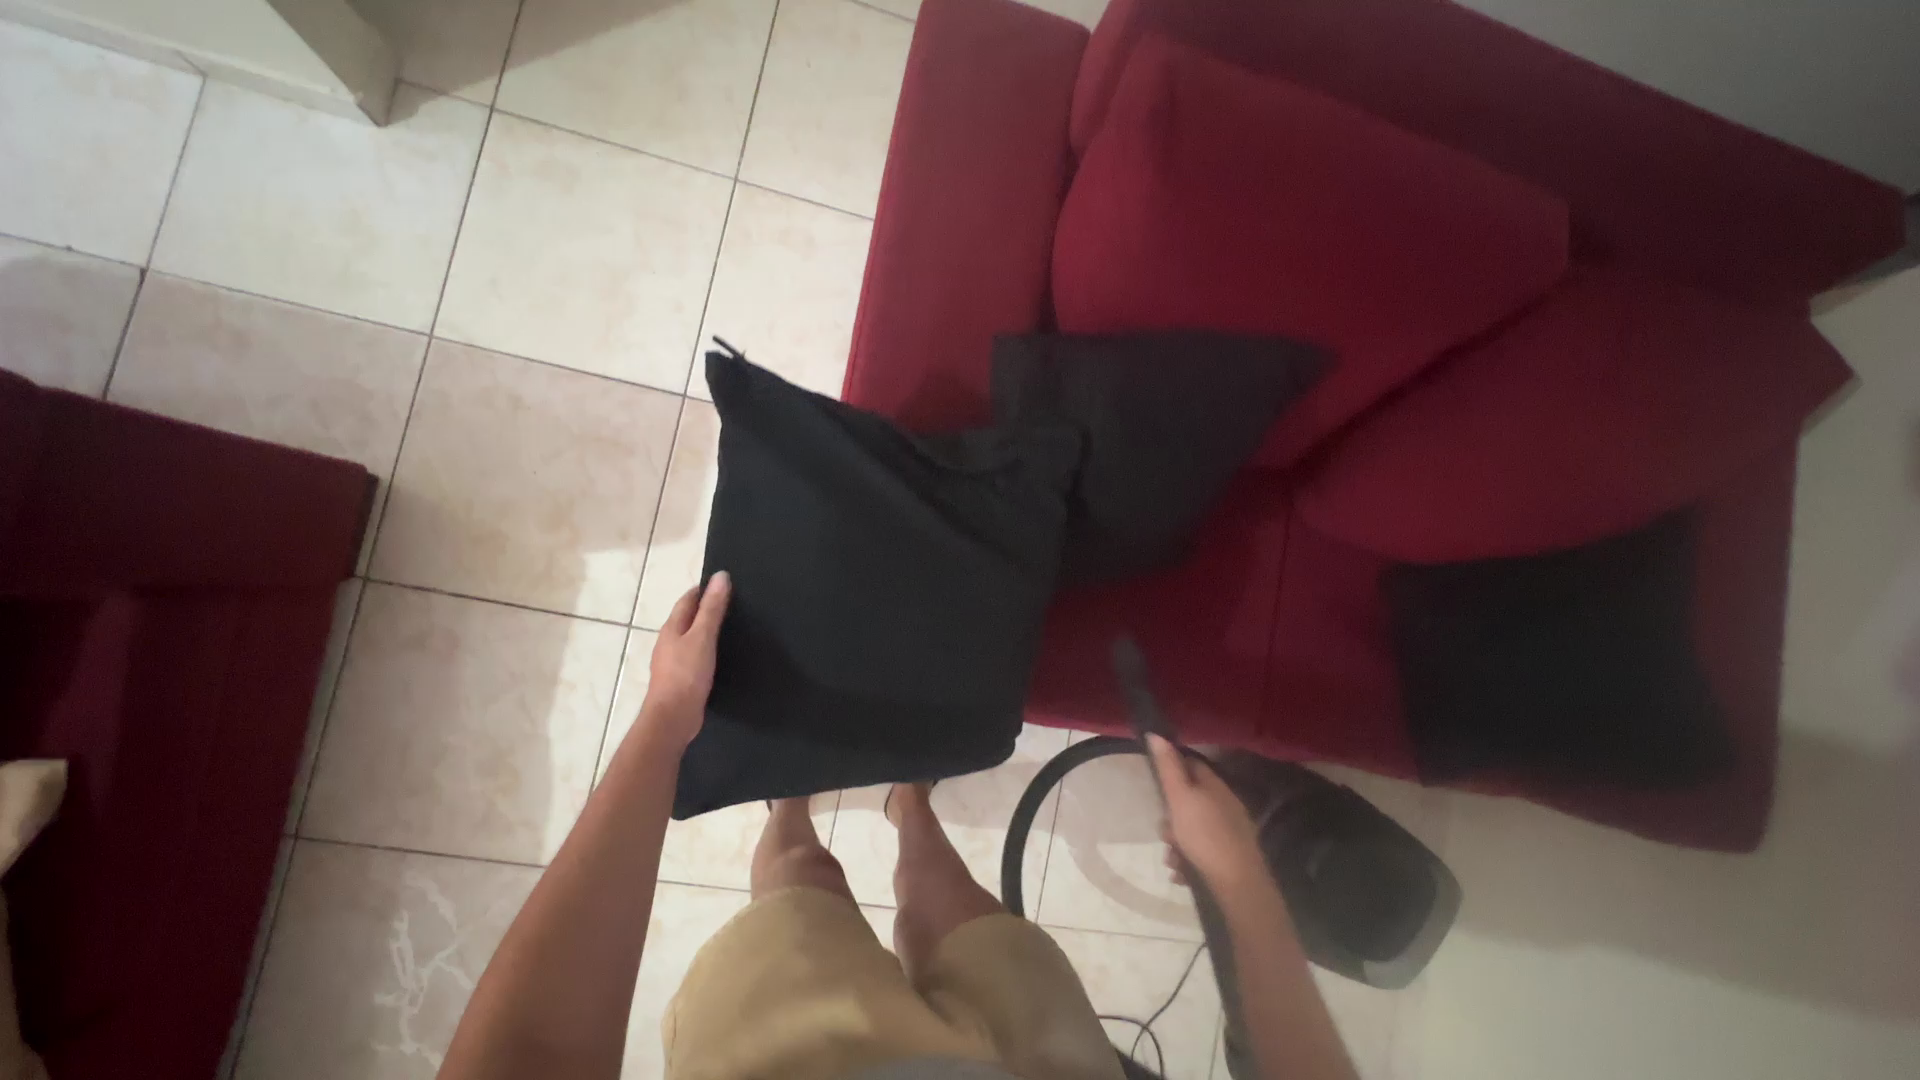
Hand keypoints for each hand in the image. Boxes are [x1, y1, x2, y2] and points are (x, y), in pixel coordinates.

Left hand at [636, 572, 730, 749]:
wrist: (673, 717)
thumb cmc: (686, 674)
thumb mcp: (702, 637)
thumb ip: (712, 609)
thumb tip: (720, 576)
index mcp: (672, 628)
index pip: (688, 599)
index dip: (704, 589)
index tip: (726, 584)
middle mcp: (669, 641)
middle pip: (688, 618)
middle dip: (707, 609)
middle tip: (736, 604)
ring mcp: (673, 661)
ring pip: (691, 638)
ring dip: (707, 631)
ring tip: (733, 628)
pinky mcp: (681, 679)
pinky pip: (695, 656)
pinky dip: (707, 650)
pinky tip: (722, 656)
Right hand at [1149, 734, 1263, 893]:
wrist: (1237, 884)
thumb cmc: (1204, 835)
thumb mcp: (1179, 798)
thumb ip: (1168, 768)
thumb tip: (1156, 733)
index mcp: (1215, 786)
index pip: (1191, 764)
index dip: (1172, 770)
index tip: (1156, 783)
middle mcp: (1225, 804)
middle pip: (1188, 801)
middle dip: (1170, 819)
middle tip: (1165, 833)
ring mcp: (1229, 831)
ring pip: (1191, 830)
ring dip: (1176, 844)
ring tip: (1172, 860)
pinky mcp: (1229, 856)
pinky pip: (1201, 851)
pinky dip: (1188, 860)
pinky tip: (1182, 872)